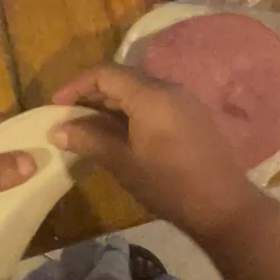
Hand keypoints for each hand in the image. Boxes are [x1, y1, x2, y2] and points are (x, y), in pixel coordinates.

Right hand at [50, 63, 264, 242]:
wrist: (224, 206)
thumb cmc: (169, 185)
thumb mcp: (124, 164)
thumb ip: (90, 141)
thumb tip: (58, 130)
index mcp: (150, 94)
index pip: (105, 73)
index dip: (77, 85)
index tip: (56, 105)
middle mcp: (168, 88)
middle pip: (123, 77)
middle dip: (92, 93)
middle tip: (68, 117)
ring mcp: (183, 100)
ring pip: (138, 90)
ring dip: (111, 102)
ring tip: (89, 127)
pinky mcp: (191, 114)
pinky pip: (154, 101)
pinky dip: (131, 110)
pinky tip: (120, 133)